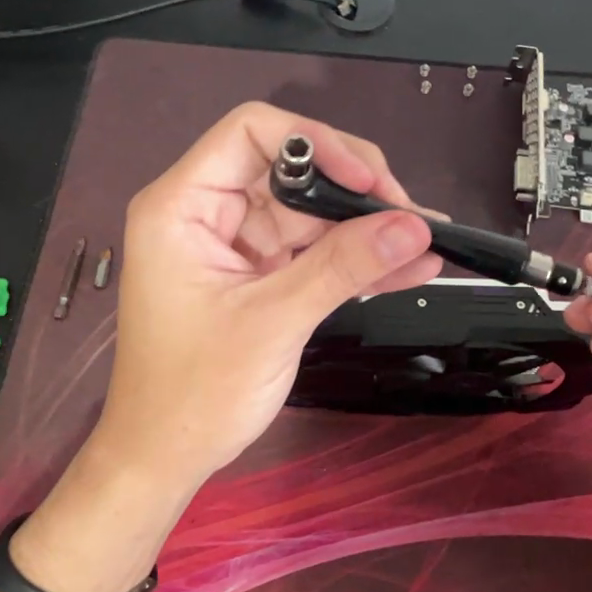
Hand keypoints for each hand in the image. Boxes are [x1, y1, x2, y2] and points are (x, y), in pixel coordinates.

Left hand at [93, 102, 441, 489]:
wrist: (165, 458)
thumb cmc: (194, 393)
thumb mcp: (272, 322)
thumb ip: (342, 267)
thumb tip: (414, 226)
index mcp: (184, 205)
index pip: (252, 132)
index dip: (315, 143)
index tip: (367, 181)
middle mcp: (209, 213)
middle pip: (291, 170)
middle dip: (353, 190)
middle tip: (408, 218)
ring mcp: (237, 245)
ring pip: (311, 213)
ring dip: (365, 228)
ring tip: (426, 242)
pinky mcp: (260, 276)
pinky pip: (314, 252)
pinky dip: (355, 260)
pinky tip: (407, 267)